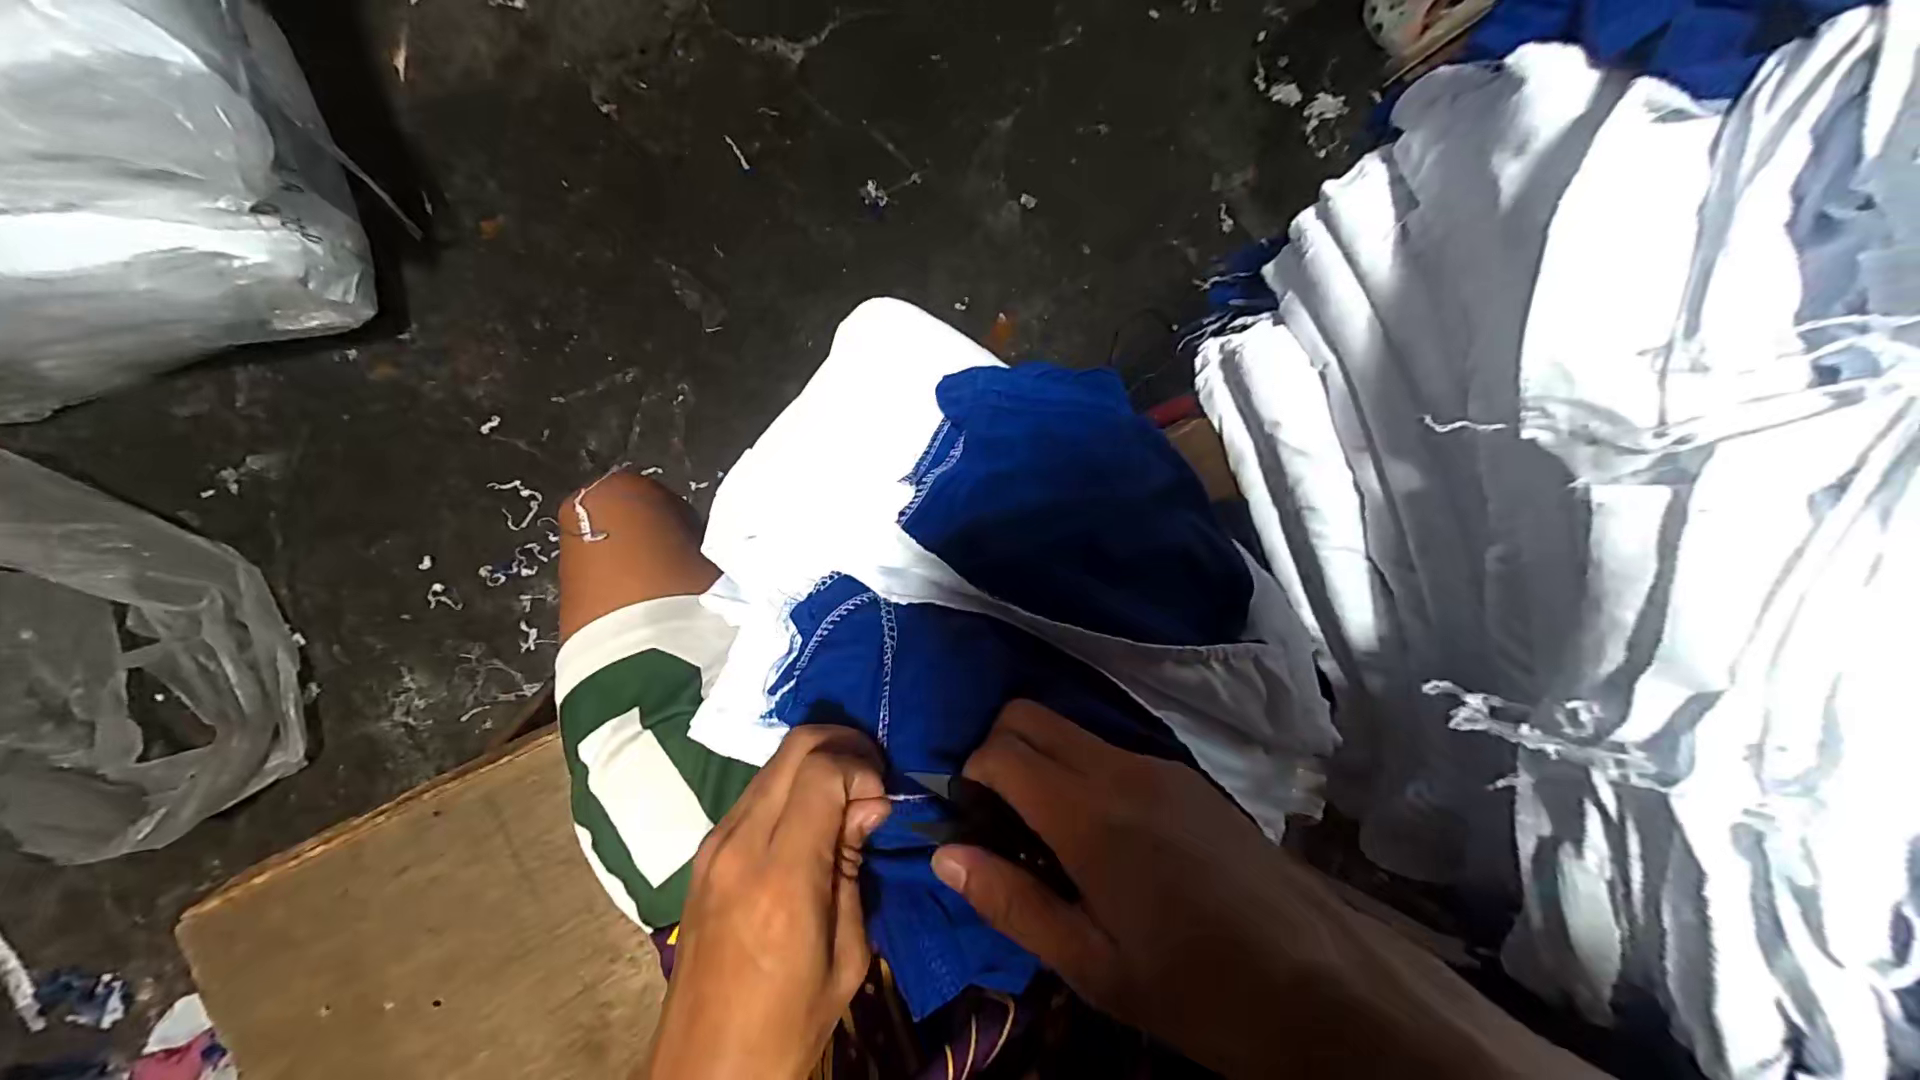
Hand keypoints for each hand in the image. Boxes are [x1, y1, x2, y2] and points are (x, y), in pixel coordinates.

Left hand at [646, 725, 891, 1079]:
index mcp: (780, 874)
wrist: (705, 1070)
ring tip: (849, 794)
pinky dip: (794, 782)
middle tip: (873, 777)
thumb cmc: (788, 1023)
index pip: (822, 770)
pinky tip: (815, 813)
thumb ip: (852, 864)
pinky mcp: (705, 850)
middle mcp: (740, 843)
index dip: (862, 767)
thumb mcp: (848, 953)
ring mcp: (715, 842)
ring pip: (774, 760)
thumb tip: (871, 803)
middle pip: (795, 746)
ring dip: (819, 760)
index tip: (882, 798)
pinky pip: (757, 789)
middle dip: (844, 745)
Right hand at [931, 701, 1608, 1079]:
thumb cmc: (1198, 989)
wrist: (1326, 985)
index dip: (970, 771)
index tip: (969, 815)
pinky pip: (1109, 748)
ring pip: (1070, 727)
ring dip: (1040, 757)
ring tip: (1047, 829)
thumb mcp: (1093, 967)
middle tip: (997, 814)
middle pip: (1029, 714)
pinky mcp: (1186, 774)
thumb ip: (1012, 902)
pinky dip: (1081, 768)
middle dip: (997, 747)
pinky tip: (1103, 832)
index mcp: (1090, 816)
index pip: (1002, 748)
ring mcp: (1158, 764)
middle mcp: (1120, 769)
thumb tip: (945, 854)